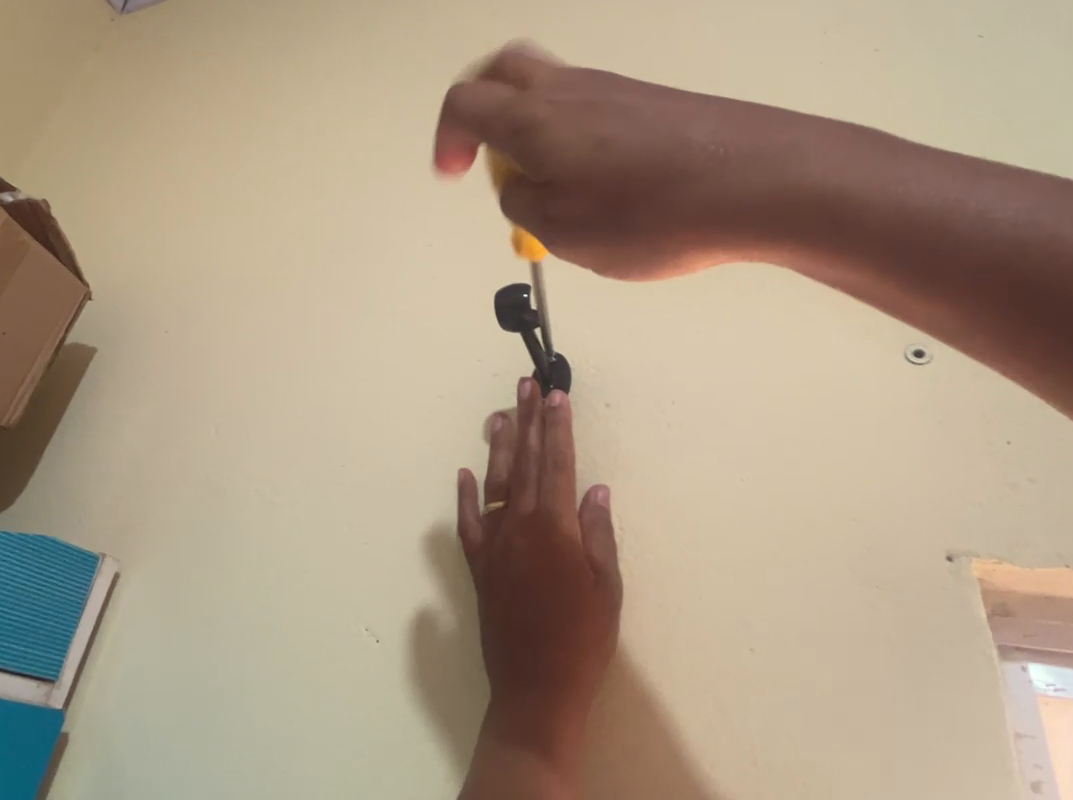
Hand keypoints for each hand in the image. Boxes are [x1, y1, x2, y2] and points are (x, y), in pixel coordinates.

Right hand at [434, 43, 883, 279]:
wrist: (764, 181)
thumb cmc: (650, 214)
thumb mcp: (564, 231)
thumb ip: (523, 204)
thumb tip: (522, 184)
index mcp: (533, 117)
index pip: (465, 102)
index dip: (447, 138)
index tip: (453, 176)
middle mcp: (568, 89)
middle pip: (503, 71)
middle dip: (481, 109)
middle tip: (487, 157)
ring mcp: (616, 90)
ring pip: (551, 90)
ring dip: (532, 128)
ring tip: (554, 188)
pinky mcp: (654, 104)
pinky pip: (592, 108)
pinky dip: (575, 137)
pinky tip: (604, 185)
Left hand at [457, 378, 620, 776]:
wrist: (536, 689)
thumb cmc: (583, 641)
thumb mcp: (608, 589)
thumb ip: (599, 534)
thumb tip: (596, 488)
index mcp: (556, 528)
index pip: (558, 464)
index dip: (558, 427)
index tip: (555, 395)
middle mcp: (521, 526)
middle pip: (526, 463)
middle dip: (528, 420)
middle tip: (526, 385)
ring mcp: (495, 544)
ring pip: (495, 483)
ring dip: (500, 446)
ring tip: (501, 412)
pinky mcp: (478, 566)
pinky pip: (468, 523)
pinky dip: (465, 497)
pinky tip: (464, 473)